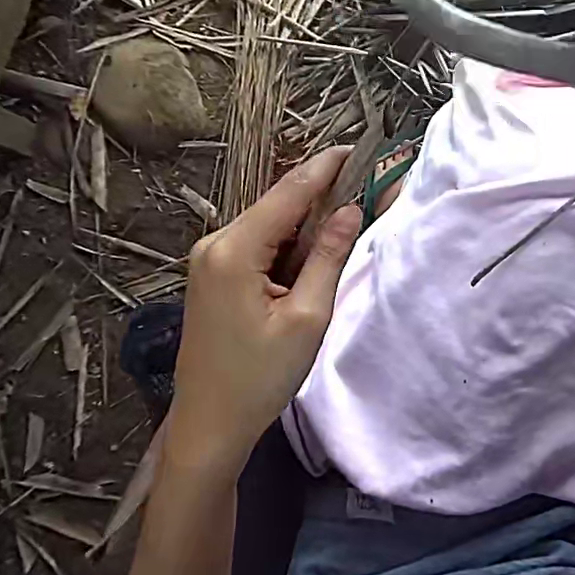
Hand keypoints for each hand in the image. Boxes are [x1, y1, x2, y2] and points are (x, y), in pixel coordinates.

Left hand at [165, 147, 362, 470]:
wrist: (208, 426)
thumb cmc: (259, 378)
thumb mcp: (307, 317)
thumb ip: (328, 256)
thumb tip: (352, 209)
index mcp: (234, 250)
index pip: (289, 192)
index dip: (326, 167)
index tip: (359, 148)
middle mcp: (215, 243)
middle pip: (279, 205)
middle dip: (323, 195)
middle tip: (367, 191)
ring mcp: (209, 259)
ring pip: (271, 223)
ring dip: (308, 222)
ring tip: (348, 223)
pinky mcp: (214, 274)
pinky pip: (259, 243)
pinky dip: (290, 243)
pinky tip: (314, 253)